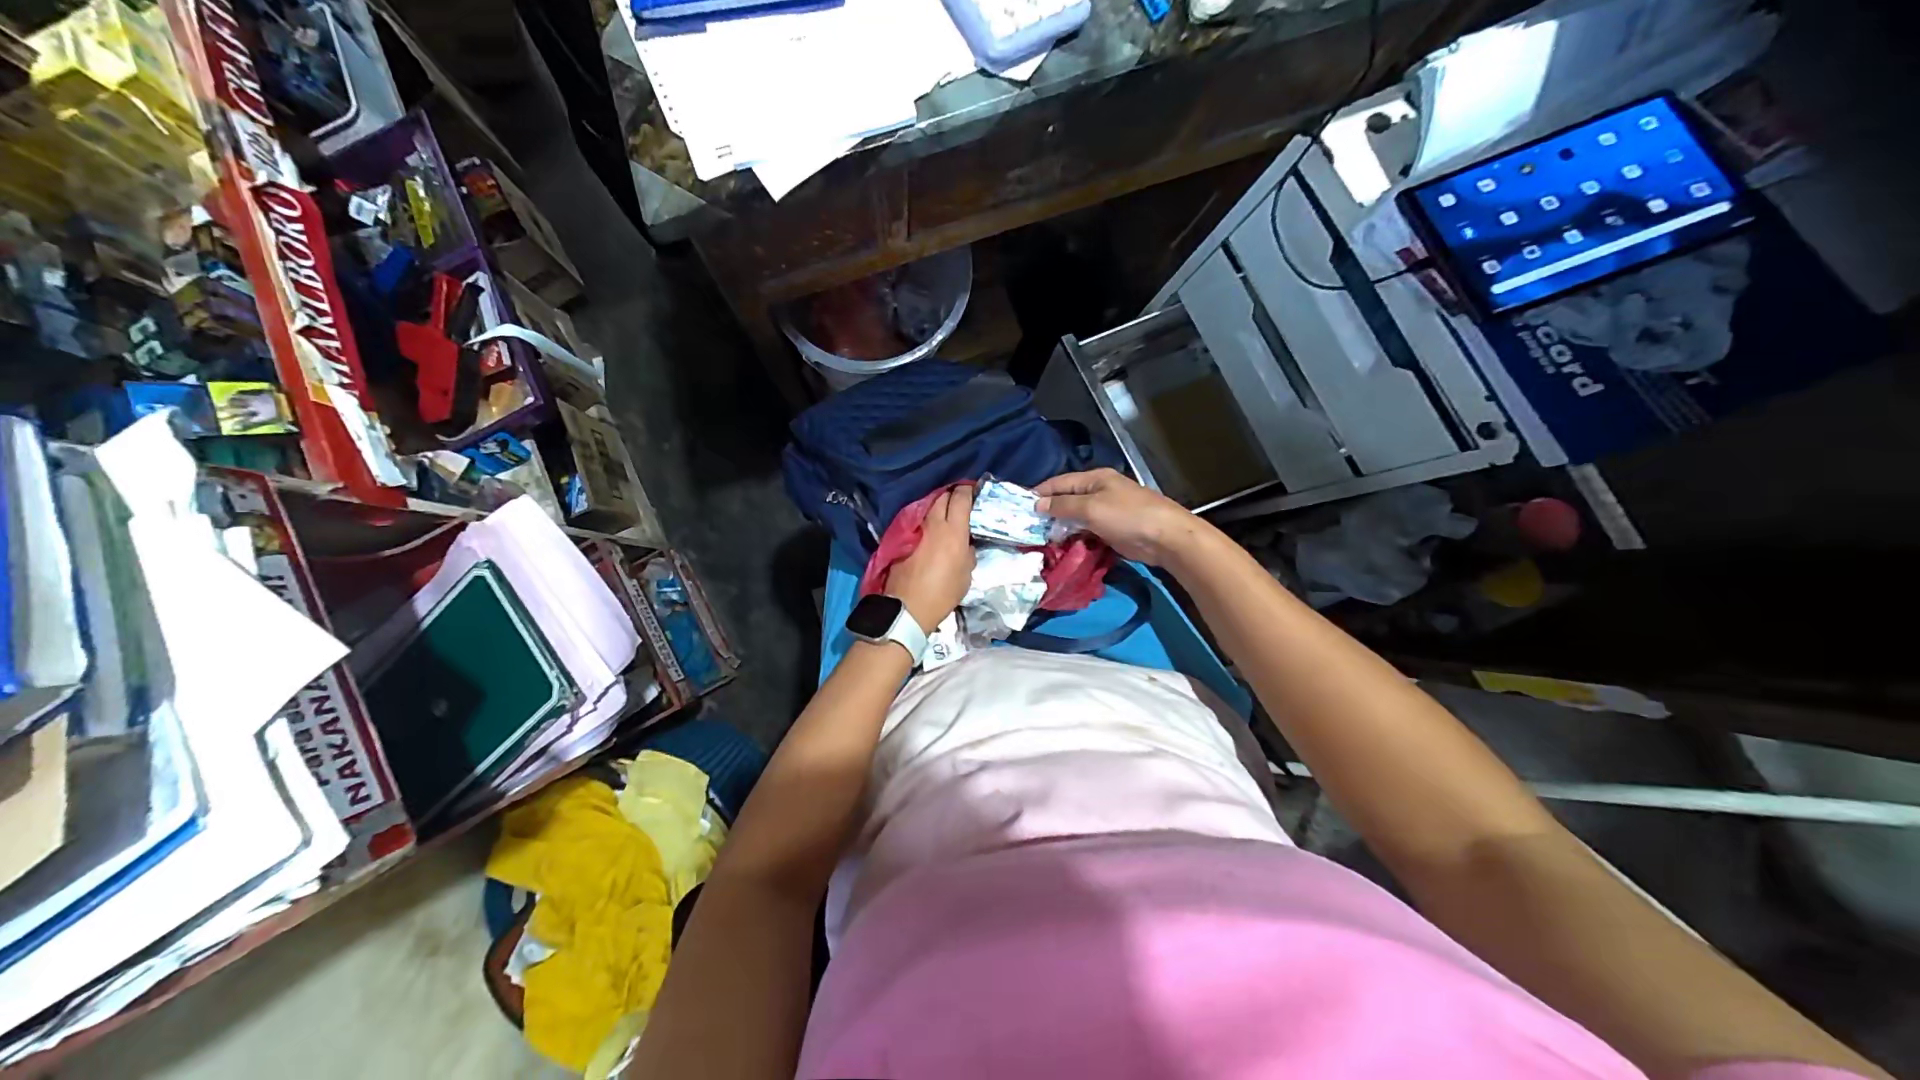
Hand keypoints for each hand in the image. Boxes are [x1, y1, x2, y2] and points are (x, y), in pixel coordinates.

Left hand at [886, 484, 975, 632]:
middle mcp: (934, 524)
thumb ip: (968, 553)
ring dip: (938, 505)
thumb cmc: (943, 593)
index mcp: (953, 531)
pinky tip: (931, 528)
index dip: (968, 491)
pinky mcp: (903, 538)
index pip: (961, 498)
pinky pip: (918, 520)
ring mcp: (916, 530)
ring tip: (946, 513)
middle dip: (952, 494)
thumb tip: (966, 544)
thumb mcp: (966, 575)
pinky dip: (926, 519)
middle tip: (960, 502)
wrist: (908, 606)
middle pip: (942, 496)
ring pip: (928, 506)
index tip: (974, 492)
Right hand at [1035, 468, 1208, 565]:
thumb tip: (1037, 504)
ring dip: (1061, 529)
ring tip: (1041, 541)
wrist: (1167, 538)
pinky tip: (1063, 549)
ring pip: (1077, 519)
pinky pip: (1088, 532)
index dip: (1040, 493)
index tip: (1019, 507)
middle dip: (1049, 513)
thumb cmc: (1129, 517)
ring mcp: (1108, 512)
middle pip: (1067, 500)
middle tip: (1028, 529)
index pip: (1059, 482)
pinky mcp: (1114, 531)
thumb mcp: (1091, 508)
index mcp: (1095, 479)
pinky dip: (1075, 539)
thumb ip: (1063, 506)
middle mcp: (1100, 492)